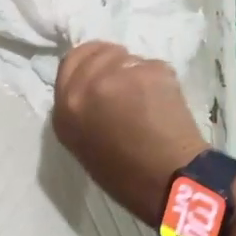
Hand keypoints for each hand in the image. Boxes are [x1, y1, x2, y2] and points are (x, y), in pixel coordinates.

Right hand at [52, 40, 208, 222]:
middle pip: (96, 52)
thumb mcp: (84, 144)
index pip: (69, 62)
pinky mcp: (149, 71)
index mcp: (65, 109)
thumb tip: (91, 92)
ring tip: (146, 94)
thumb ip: (80, 111)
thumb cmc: (126, 176)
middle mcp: (85, 86)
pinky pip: (152, 65)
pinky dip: (158, 79)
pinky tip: (164, 100)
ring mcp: (118, 75)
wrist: (169, 182)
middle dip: (110, 59)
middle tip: (127, 77)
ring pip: (126, 57)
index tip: (99, 67)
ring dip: (134, 70)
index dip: (85, 60)